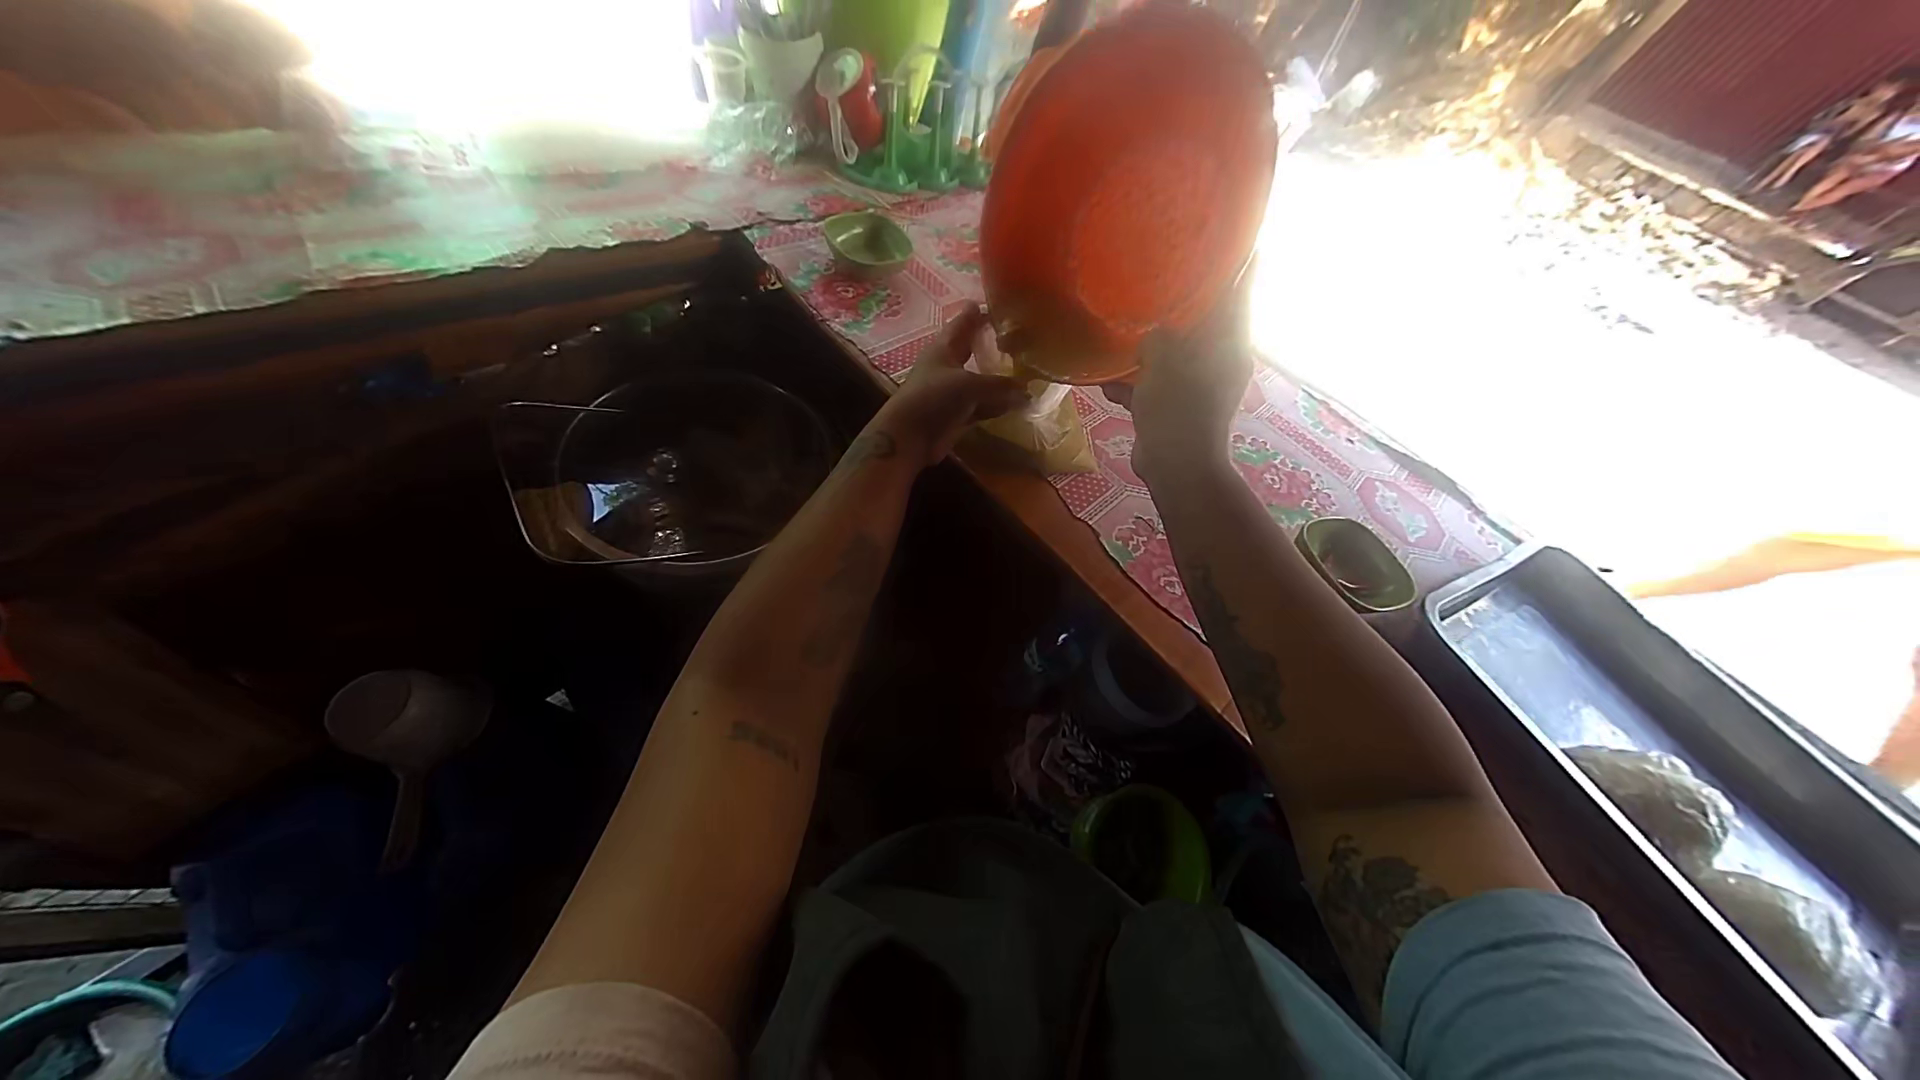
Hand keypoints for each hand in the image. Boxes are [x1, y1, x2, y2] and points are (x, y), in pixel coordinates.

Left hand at [869, 306, 1027, 468]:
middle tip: (1022, 337)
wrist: (910, 438)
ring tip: (1027, 369)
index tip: (1005, 304)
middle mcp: (948, 365)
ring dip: (1000, 377)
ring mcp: (952, 390)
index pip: (965, 321)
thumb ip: (1000, 386)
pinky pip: (983, 404)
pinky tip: (1018, 403)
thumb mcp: (969, 385)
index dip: (982, 311)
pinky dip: (998, 404)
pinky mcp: (957, 413)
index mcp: (945, 347)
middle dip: (994, 343)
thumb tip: (1027, 391)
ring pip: (981, 379)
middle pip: (974, 349)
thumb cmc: (933, 399)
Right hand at [1103, 264, 1254, 484]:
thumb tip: (1152, 334)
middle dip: (1184, 308)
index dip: (1241, 267)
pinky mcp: (1180, 409)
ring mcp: (1200, 388)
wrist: (1175, 466)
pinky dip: (1138, 383)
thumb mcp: (1165, 362)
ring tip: (1127, 330)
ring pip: (1177, 356)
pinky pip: (1158, 385)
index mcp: (1229, 345)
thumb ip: (1159, 337)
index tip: (1242, 240)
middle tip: (1164, 279)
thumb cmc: (1178, 408)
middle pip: (1205, 325)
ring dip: (1153, 349)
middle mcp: (1220, 363)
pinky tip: (1109, 381)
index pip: (1239, 295)